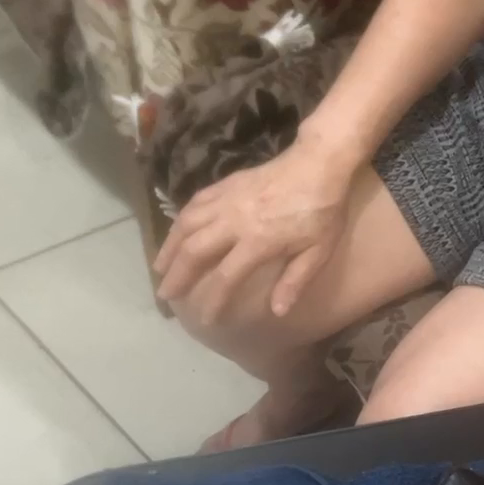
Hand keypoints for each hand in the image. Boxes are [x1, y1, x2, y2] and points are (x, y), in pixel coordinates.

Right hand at [154, 133, 359, 324]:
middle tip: (165, 295)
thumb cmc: (324, 212)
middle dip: (177, 275)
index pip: (226, 278)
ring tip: (160, 267)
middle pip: (194, 252)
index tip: (205, 320)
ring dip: (169, 248)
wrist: (318, 164)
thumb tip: (277, 311)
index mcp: (258, 242)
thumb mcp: (318, 252)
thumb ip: (295, 280)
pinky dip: (179, 220)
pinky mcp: (224, 185)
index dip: (213, 301)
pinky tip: (176, 232)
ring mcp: (226, 200)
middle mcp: (233, 221)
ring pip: (186, 226)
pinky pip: (193, 204)